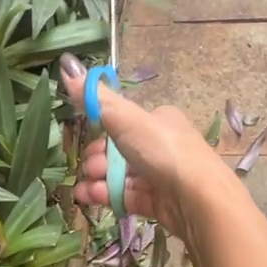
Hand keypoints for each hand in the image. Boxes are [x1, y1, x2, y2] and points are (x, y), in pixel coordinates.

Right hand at [59, 54, 223, 236]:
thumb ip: (96, 98)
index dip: (101, 133)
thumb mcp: (126, 118)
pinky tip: (91, 198)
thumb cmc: (164, 151)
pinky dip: (108, 196)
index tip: (87, 141)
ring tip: (86, 190)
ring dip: (97, 181)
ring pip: (120, 176)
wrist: (198, 199)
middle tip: (91, 169)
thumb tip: (67, 64)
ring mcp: (160, 176)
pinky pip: (128, 196)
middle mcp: (161, 146)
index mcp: (159, 120)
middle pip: (118, 152)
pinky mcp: (159, 202)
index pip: (122, 124)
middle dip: (97, 160)